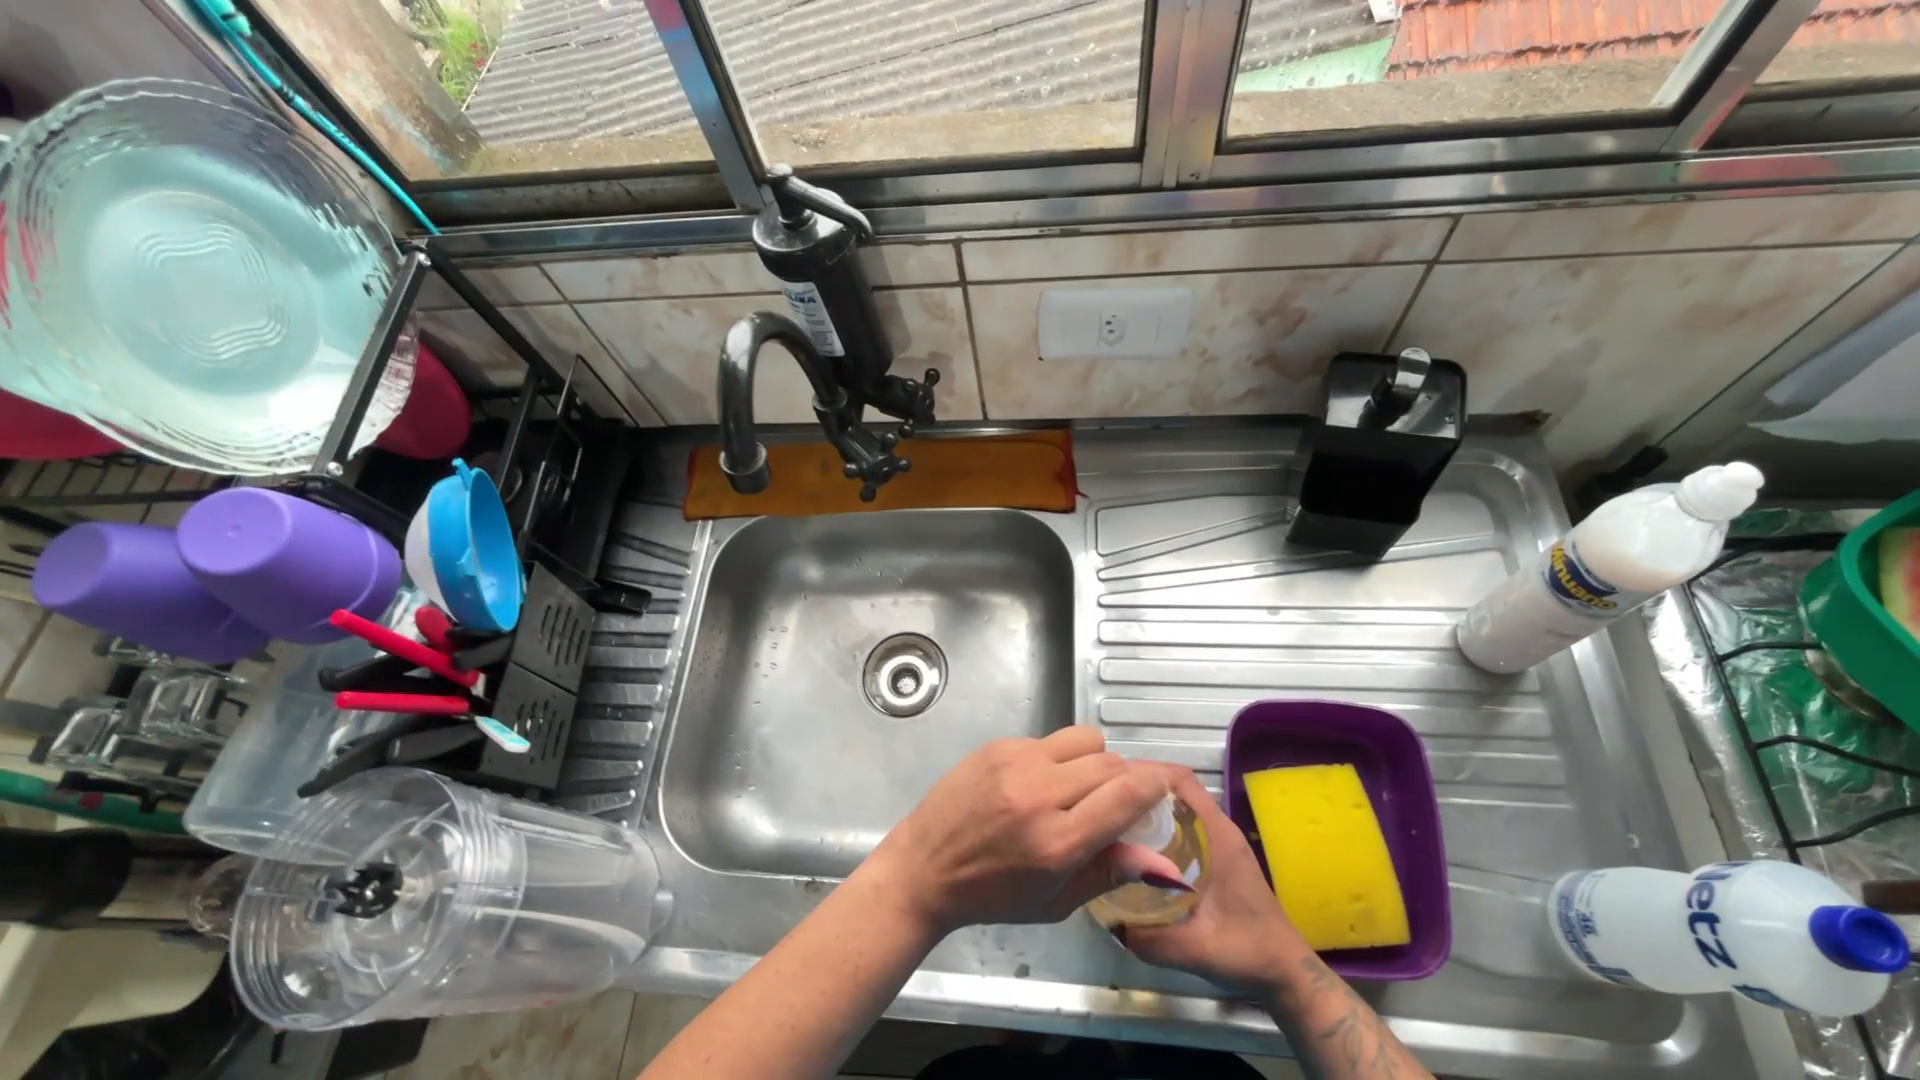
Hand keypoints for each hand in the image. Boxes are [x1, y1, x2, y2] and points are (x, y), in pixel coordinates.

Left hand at [865, 727, 1170, 933]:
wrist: (925, 868)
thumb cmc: (992, 895)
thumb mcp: (1056, 902)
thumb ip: (1110, 871)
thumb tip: (1165, 862)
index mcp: (1057, 842)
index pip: (1127, 795)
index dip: (1155, 785)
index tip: (1164, 787)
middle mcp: (1039, 794)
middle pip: (1111, 764)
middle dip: (1125, 780)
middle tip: (1116, 801)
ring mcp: (1016, 762)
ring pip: (1086, 740)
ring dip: (1095, 761)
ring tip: (1078, 788)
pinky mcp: (998, 746)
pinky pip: (1051, 739)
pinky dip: (1059, 758)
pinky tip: (1041, 784)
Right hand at [1117, 766, 1307, 993]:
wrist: (1286, 974)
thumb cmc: (1250, 953)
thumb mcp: (1196, 950)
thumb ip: (1149, 939)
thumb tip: (1107, 921)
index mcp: (1219, 837)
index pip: (1182, 781)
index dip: (1146, 773)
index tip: (1110, 781)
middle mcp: (1219, 831)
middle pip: (1175, 788)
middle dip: (1137, 789)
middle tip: (1098, 802)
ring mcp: (1218, 843)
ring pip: (1177, 807)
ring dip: (1145, 808)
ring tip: (1107, 820)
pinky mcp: (1215, 858)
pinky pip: (1180, 828)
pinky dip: (1155, 828)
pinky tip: (1131, 848)